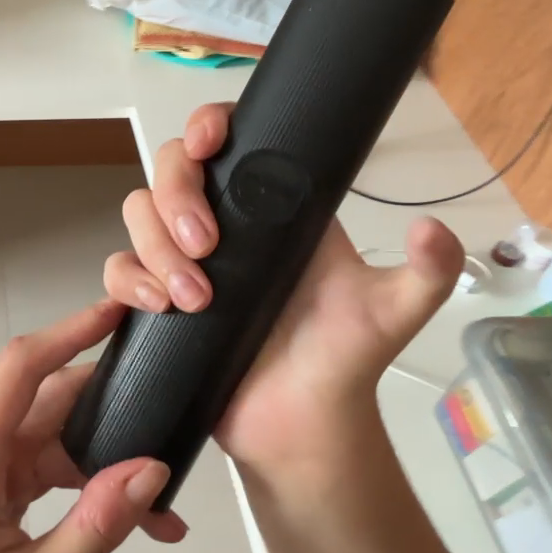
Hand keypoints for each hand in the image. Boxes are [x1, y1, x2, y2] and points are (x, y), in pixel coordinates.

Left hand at [0, 301, 188, 552]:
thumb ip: (95, 527)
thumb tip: (152, 469)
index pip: (19, 371)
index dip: (66, 332)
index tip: (114, 313)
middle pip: (48, 401)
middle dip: (110, 406)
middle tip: (168, 405)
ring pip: (60, 438)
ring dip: (111, 459)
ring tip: (167, 499)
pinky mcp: (3, 493)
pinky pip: (56, 471)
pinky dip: (96, 487)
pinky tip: (142, 518)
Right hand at [108, 103, 464, 471]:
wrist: (300, 427)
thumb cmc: (341, 359)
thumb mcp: (392, 311)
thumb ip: (425, 271)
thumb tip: (433, 228)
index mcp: (267, 207)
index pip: (227, 141)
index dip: (206, 126)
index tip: (208, 141)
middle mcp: (217, 220)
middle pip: (169, 168)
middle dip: (176, 195)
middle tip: (205, 242)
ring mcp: (178, 256)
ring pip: (137, 210)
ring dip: (155, 245)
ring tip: (192, 296)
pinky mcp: (151, 294)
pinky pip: (118, 267)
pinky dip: (128, 280)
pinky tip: (157, 305)